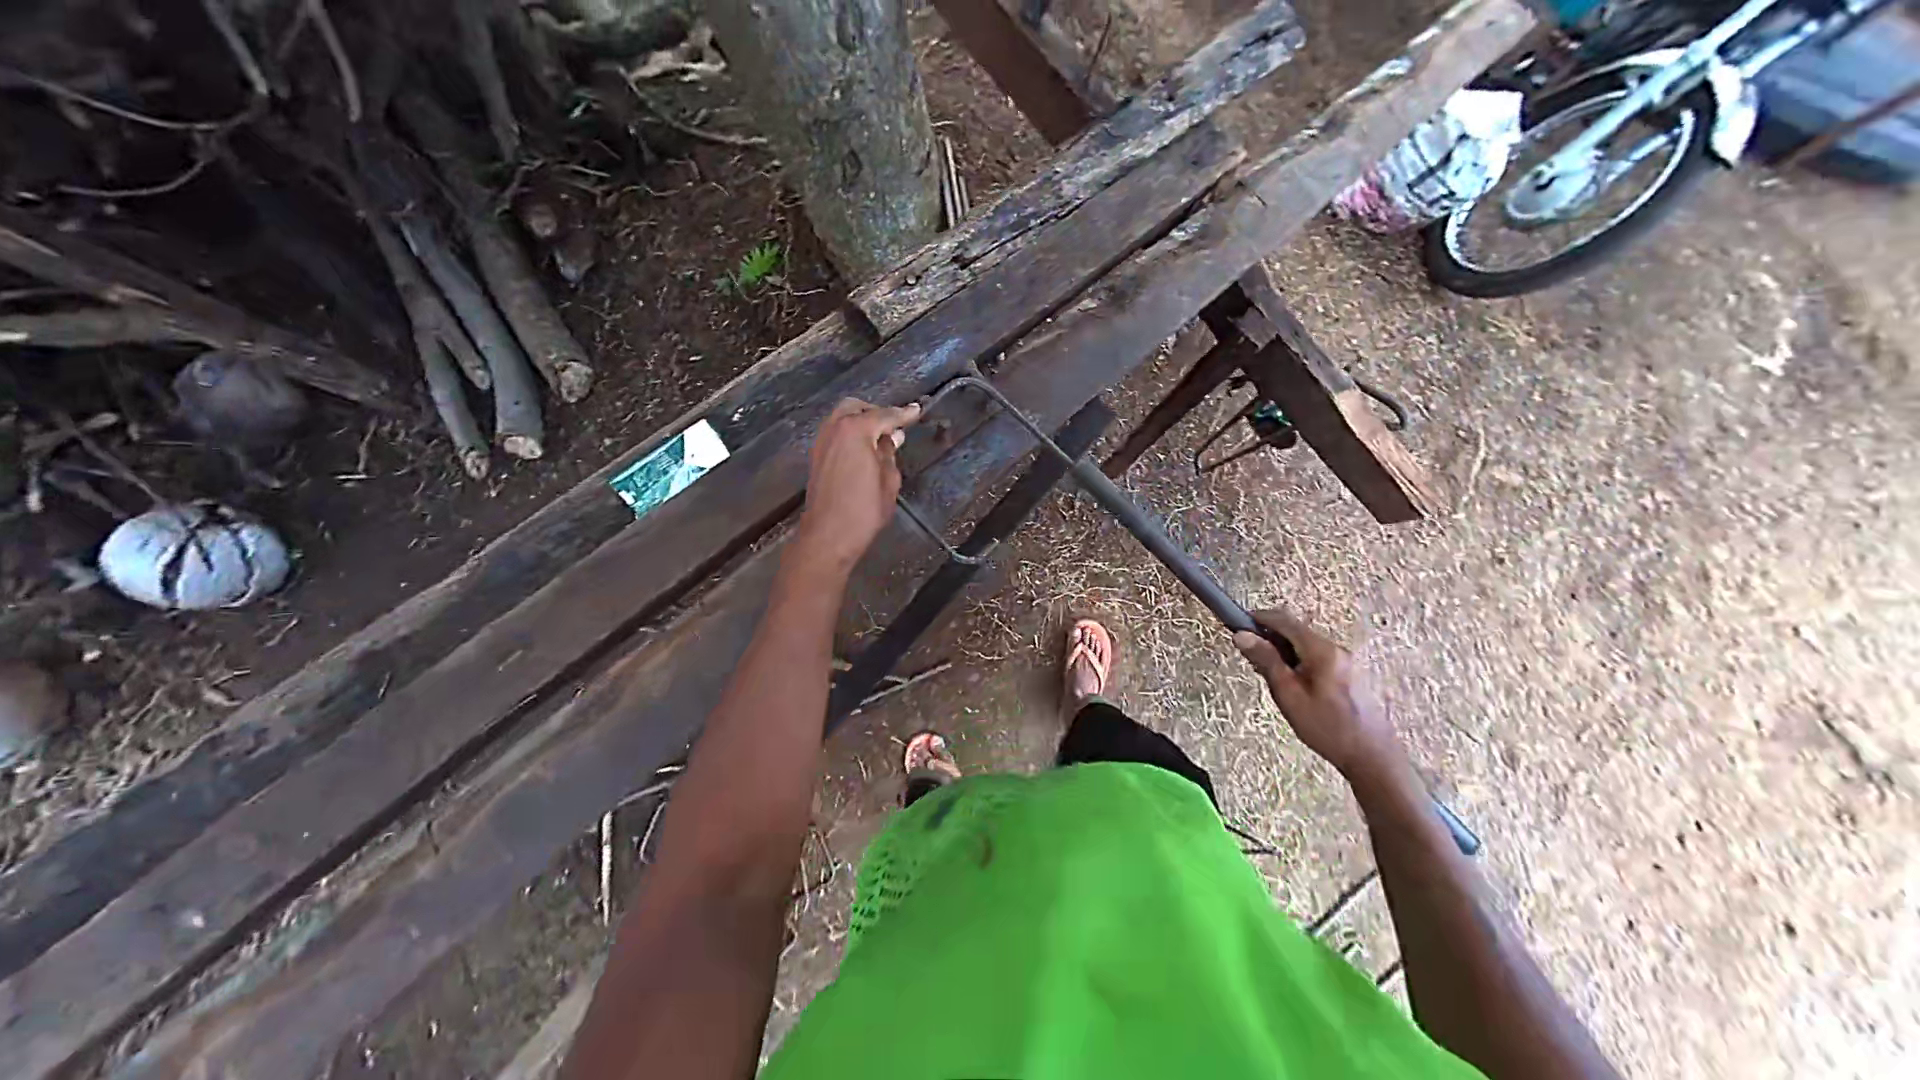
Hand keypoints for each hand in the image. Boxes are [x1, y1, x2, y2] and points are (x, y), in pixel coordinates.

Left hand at [790, 398, 920, 576]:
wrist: (828, 535)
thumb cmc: (864, 511)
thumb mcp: (888, 481)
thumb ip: (889, 453)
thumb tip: (891, 438)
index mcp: (855, 431)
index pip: (884, 415)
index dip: (903, 414)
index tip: (916, 410)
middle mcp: (834, 429)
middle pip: (856, 408)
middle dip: (876, 413)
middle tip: (894, 426)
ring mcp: (822, 442)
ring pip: (841, 419)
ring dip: (860, 422)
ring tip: (879, 439)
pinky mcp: (816, 457)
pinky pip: (835, 434)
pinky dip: (849, 434)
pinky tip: (862, 450)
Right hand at [1233, 610, 1401, 779]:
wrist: (1373, 757)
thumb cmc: (1329, 729)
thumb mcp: (1288, 695)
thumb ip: (1266, 661)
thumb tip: (1243, 636)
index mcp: (1322, 651)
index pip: (1284, 620)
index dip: (1259, 618)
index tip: (1240, 623)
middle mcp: (1338, 649)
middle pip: (1297, 631)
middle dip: (1271, 639)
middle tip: (1253, 658)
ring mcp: (1348, 661)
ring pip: (1307, 646)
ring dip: (1286, 652)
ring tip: (1274, 679)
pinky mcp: (1352, 673)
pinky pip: (1320, 657)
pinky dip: (1301, 662)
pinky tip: (1296, 687)